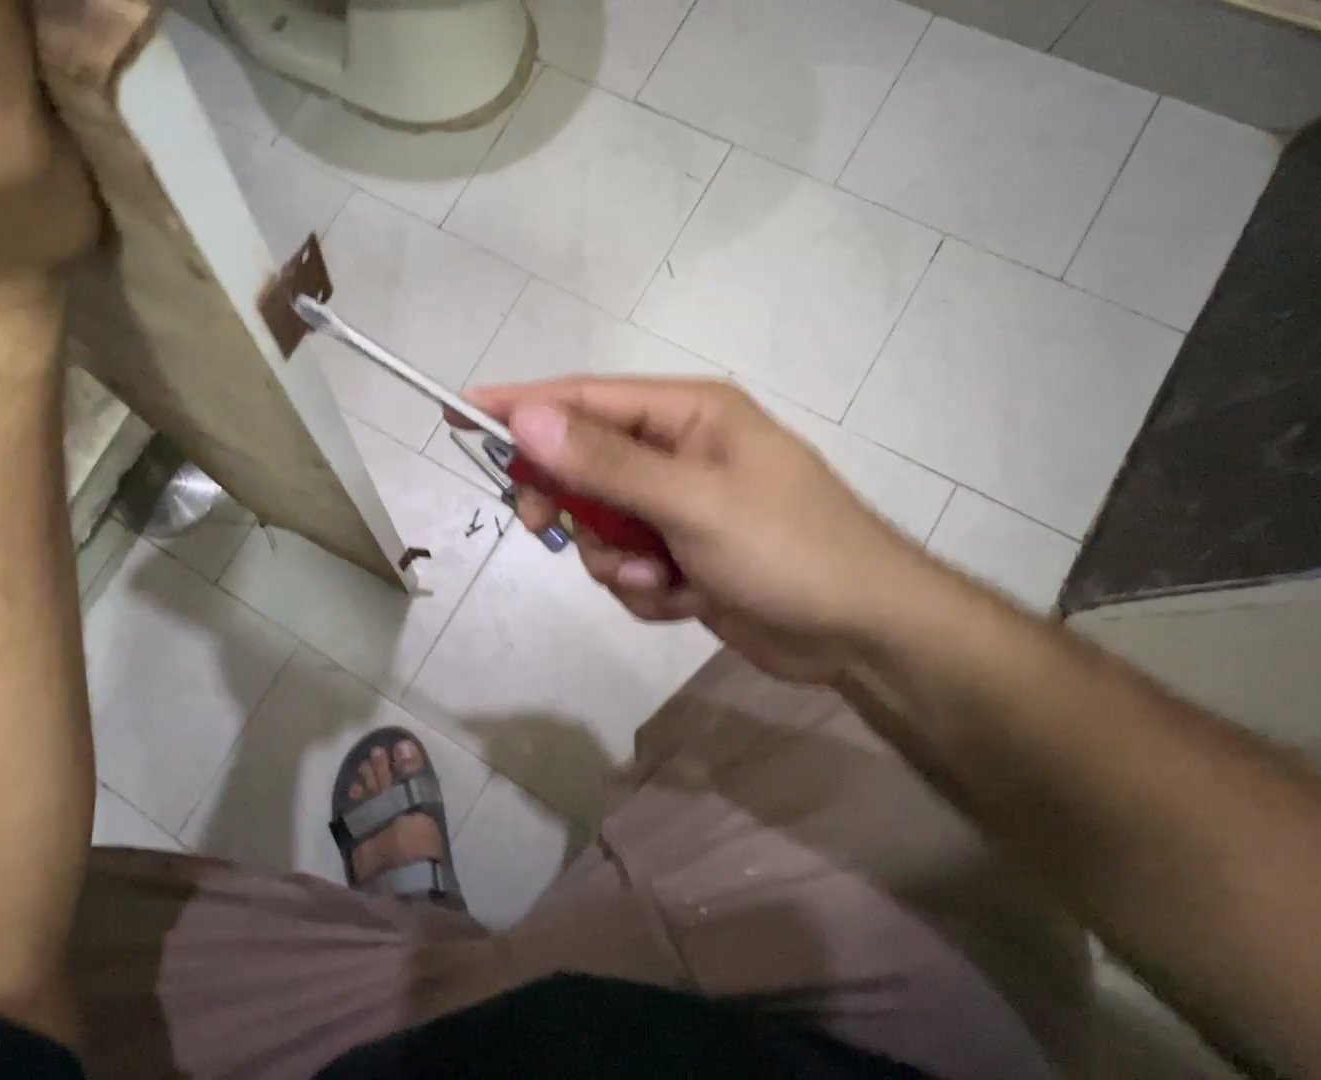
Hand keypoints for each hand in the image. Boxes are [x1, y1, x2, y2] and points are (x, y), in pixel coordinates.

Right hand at [462, 378, 943, 684]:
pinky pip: (627, 566)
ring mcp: (679, 507)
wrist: (861, 635)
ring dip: (617, 561)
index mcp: (688, 415)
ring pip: (599, 526)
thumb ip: (605, 463)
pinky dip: (644, 589)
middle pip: (582, 466)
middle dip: (571, 508)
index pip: (582, 400)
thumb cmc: (787, 550)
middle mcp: (678, 452)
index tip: (459, 412)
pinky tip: (684, 599)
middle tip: (545, 531)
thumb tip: (525, 420)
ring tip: (661, 579)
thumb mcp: (691, 502)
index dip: (520, 406)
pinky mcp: (682, 556)